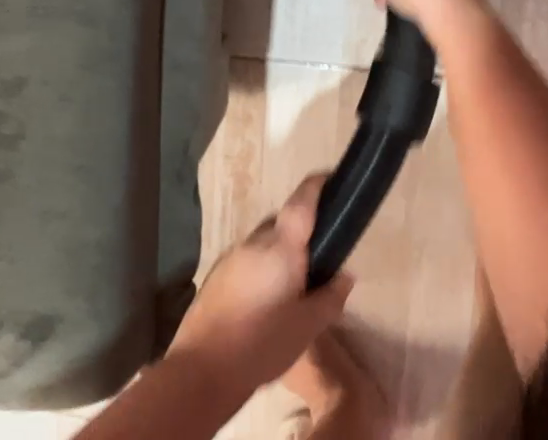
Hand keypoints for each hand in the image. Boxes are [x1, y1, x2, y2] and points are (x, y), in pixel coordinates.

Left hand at [167, 176, 353, 391]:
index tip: (331, 180)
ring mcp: (230, 257)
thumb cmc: (263, 344)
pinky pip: (247, 260)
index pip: (301, 201)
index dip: (317, 185)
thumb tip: (345, 274)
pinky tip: (266, 300)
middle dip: (301, 231)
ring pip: (263, 243)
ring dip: (279, 253)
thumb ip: (331, 296)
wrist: (202, 369)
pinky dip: (261, 268)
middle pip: (282, 222)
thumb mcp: (309, 326)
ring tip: (292, 286)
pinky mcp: (216, 276)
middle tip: (318, 259)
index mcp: (281, 247)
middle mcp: (254, 242)